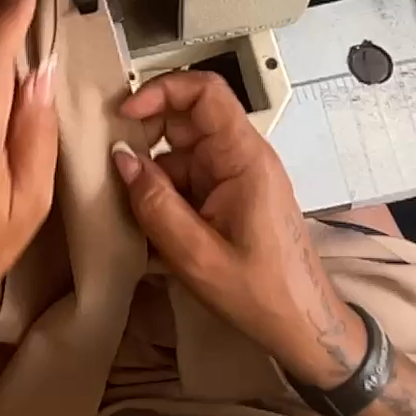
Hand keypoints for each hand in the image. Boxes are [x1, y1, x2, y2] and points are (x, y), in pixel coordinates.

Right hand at [112, 71, 366, 387]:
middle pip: (185, 116)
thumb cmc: (260, 292)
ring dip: (148, 166)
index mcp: (243, 157)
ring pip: (178, 148)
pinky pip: (183, 174)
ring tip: (123, 198)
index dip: (162, 89)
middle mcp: (237, 155)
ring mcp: (230, 173)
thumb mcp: (197, 256)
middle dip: (144, 130)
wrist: (303, 326)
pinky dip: (159, 189)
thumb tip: (120, 157)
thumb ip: (155, 205)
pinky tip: (144, 221)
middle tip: (111, 155)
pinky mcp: (224, 192)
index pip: (205, 92)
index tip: (125, 113)